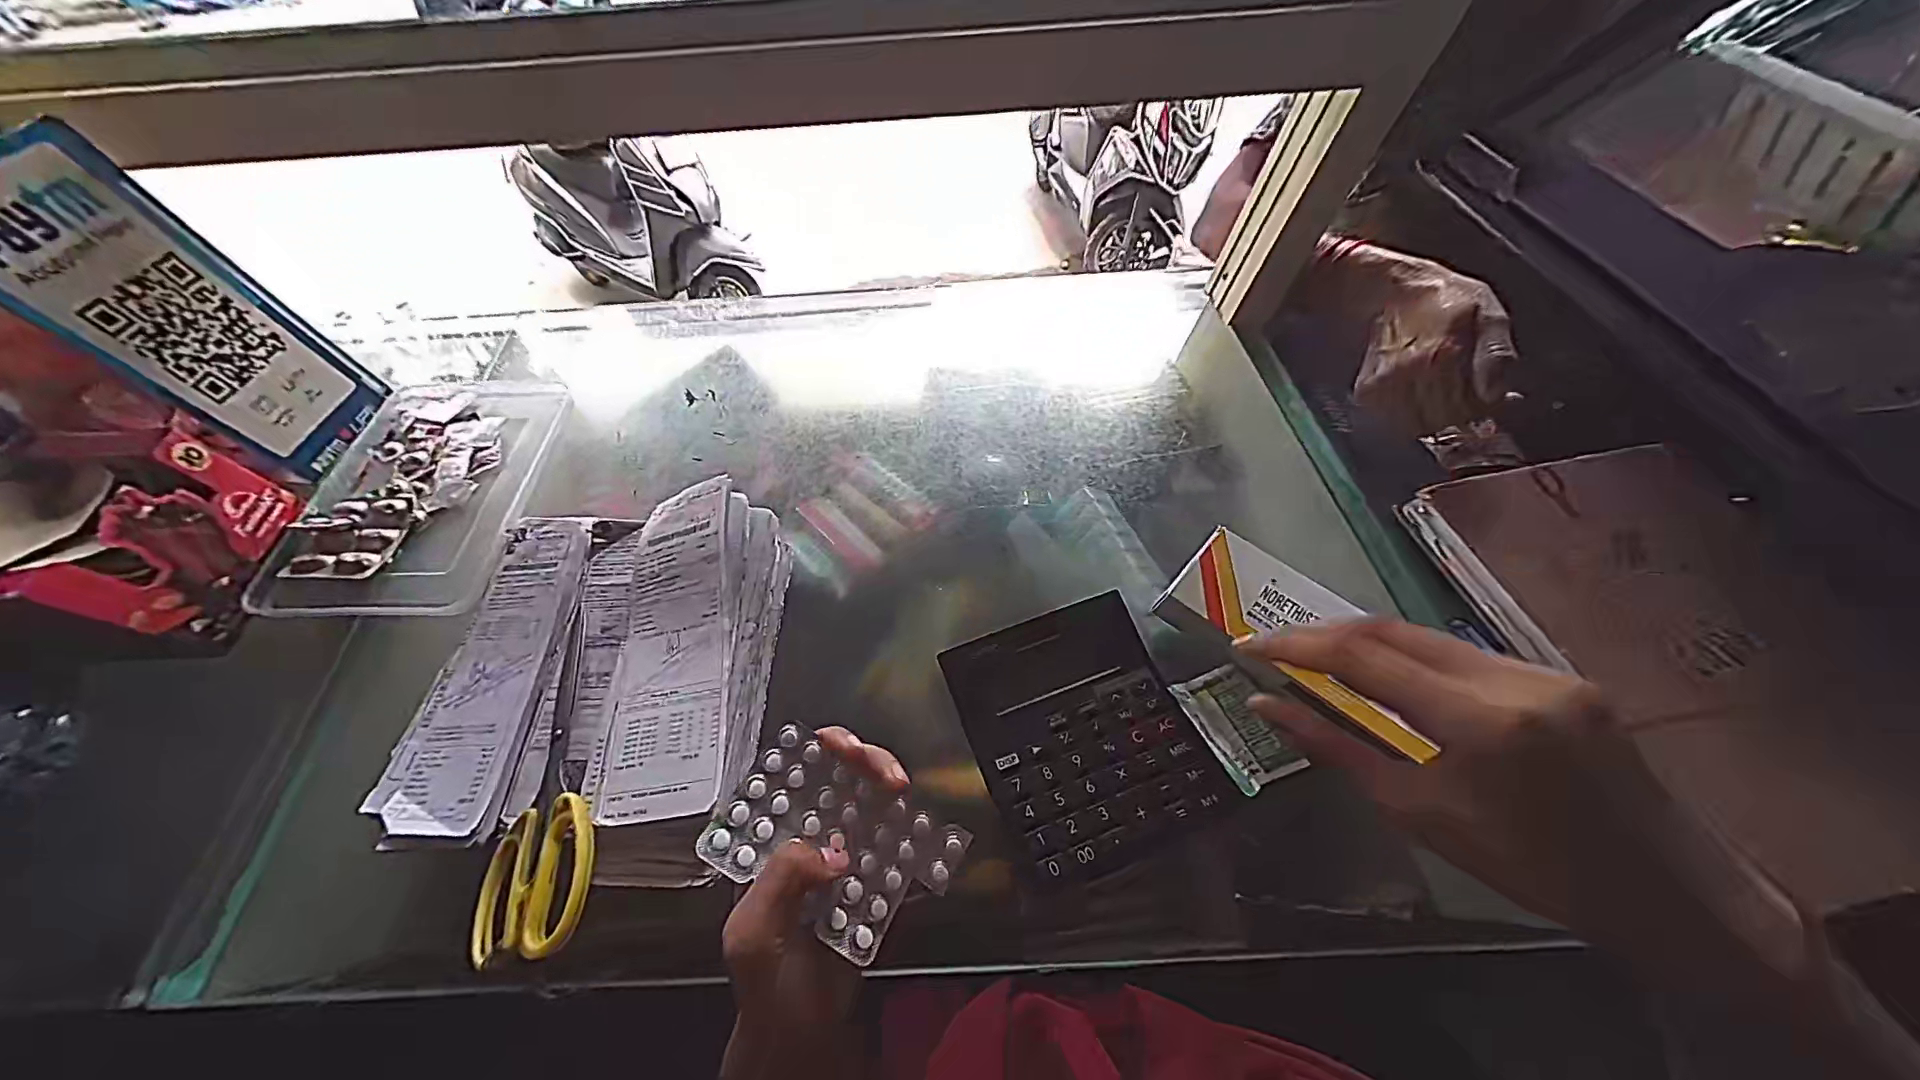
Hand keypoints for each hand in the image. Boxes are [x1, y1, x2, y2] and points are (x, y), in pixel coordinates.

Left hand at [719, 727, 907, 1079]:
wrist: (802, 1034)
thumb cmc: (764, 984)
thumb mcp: (752, 932)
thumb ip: (779, 880)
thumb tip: (831, 848)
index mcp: (775, 844)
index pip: (794, 780)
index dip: (816, 752)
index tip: (839, 743)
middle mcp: (814, 840)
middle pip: (842, 782)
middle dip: (866, 762)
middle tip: (885, 772)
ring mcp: (850, 859)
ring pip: (875, 806)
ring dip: (891, 791)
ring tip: (900, 790)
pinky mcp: (879, 882)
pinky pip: (899, 851)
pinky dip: (912, 837)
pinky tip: (917, 834)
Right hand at [1237, 621, 1917, 1077]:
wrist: (1671, 893)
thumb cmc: (1529, 868)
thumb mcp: (1417, 811)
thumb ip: (1335, 748)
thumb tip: (1265, 706)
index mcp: (1477, 721)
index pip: (1361, 656)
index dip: (1294, 644)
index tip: (1247, 645)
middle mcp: (1510, 677)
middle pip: (1389, 630)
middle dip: (1321, 633)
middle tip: (1273, 646)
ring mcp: (1539, 669)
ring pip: (1423, 635)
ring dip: (1361, 641)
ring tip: (1314, 656)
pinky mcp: (1555, 672)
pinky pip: (1459, 652)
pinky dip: (1406, 655)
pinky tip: (1383, 672)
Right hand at [1324, 243, 1517, 436]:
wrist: (1389, 289)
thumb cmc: (1442, 298)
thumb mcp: (1489, 313)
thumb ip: (1497, 356)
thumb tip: (1499, 395)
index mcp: (1445, 355)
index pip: (1467, 409)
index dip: (1482, 415)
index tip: (1489, 413)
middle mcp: (1412, 373)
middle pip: (1440, 423)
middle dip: (1457, 421)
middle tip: (1465, 409)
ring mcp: (1386, 384)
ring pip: (1413, 426)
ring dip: (1430, 422)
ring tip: (1439, 404)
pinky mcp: (1367, 390)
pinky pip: (1389, 419)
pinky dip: (1403, 417)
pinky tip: (1414, 398)